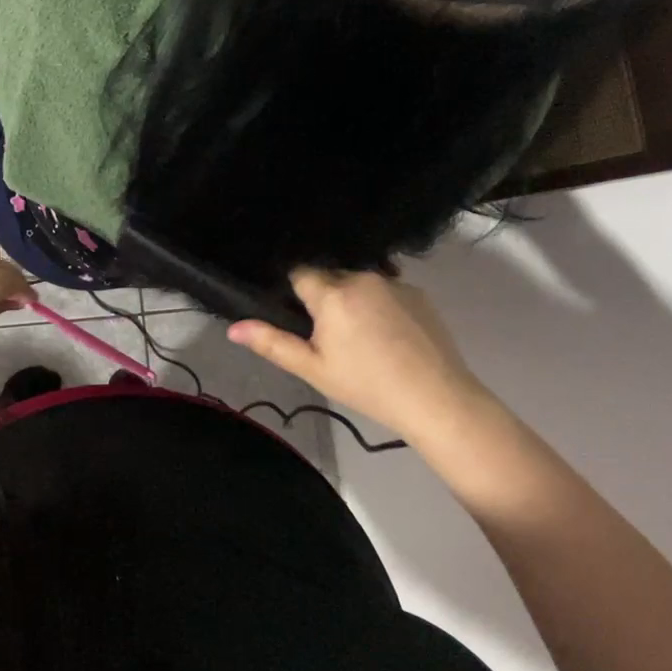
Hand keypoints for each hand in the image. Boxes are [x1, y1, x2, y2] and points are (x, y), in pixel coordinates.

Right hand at [227, 267, 488, 439]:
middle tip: (326, 332)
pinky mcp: (417, 292)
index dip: (292, 289)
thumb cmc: (368, 386)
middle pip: (329, 273)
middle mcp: (362, 277)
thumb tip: (233, 328)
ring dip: (351, 297)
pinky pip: (385, 287)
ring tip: (359, 334)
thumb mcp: (314, 369)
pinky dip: (378, 302)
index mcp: (332, 293)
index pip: (299, 271)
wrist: (438, 399)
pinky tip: (385, 332)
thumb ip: (272, 343)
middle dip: (322, 295)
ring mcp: (393, 282)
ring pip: (358, 279)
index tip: (294, 312)